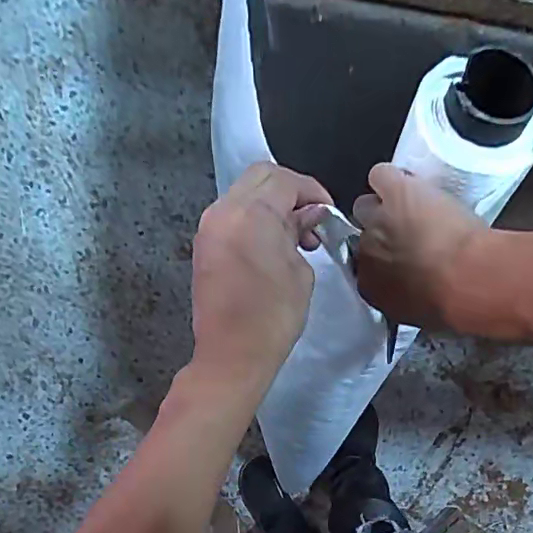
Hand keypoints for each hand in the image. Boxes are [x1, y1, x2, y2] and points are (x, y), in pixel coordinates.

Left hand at [189, 162, 332, 392]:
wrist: (232, 355)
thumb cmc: (273, 318)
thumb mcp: (300, 273)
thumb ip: (300, 234)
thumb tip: (307, 217)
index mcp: (253, 213)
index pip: (285, 179)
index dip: (312, 191)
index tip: (327, 211)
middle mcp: (225, 211)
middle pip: (260, 177)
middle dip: (290, 191)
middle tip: (312, 218)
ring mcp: (209, 228)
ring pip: (244, 195)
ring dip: (270, 205)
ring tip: (294, 236)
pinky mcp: (204, 246)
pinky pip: (232, 217)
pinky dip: (254, 220)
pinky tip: (271, 246)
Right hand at [352, 163, 488, 329]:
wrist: (469, 279)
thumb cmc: (450, 305)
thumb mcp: (419, 313)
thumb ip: (403, 299)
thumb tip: (408, 292)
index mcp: (370, 286)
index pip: (364, 268)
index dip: (381, 260)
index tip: (398, 259)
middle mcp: (366, 252)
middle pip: (363, 235)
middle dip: (382, 234)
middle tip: (408, 235)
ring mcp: (377, 219)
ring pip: (366, 205)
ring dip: (384, 207)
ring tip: (410, 209)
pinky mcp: (395, 190)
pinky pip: (380, 175)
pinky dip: (391, 178)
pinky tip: (410, 184)